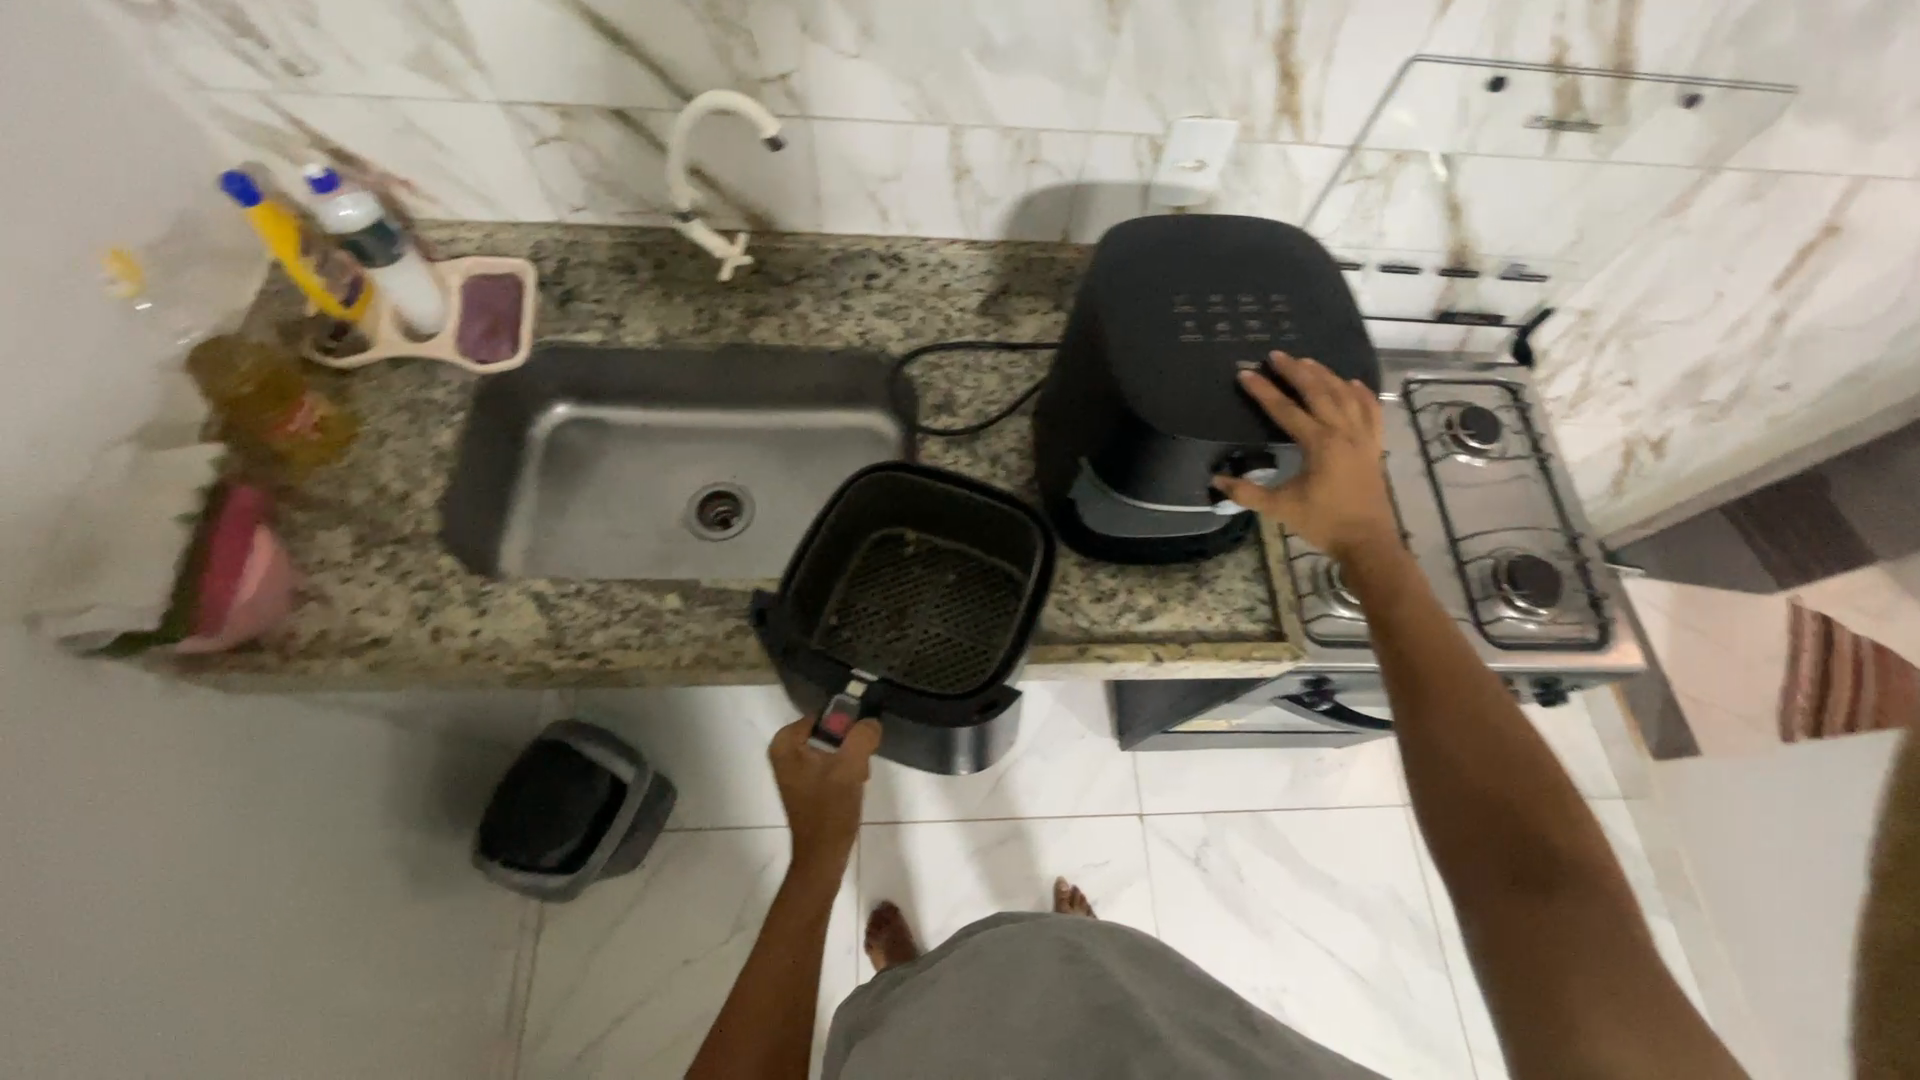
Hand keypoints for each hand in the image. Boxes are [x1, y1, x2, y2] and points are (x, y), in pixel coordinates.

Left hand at [768, 715, 881, 874]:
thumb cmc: (830, 811)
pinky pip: (831, 763)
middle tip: (859, 765)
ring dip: (850, 760)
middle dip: (849, 746)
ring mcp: (795, 769)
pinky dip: (844, 771)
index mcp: (785, 743)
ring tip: (857, 779)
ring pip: (834, 748)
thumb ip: (861, 737)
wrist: (823, 855)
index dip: (847, 727)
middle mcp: (784, 752)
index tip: (861, 745)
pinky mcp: (806, 783)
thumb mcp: (849, 768)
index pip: (825, 716)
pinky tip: (852, 787)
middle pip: (830, 732)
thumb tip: (871, 721)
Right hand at [1212, 351, 1398, 560]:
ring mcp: (1363, 436)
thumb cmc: (1323, 523)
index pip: (1285, 409)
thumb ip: (1247, 492)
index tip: (1245, 373)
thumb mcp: (1280, 508)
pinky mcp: (1374, 445)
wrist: (1368, 541)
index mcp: (1320, 444)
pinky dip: (1361, 393)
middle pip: (1318, 391)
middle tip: (1277, 355)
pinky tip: (1351, 383)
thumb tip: (1216, 480)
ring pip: (1345, 395)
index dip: (1263, 390)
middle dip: (1296, 371)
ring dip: (1325, 375)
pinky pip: (1370, 410)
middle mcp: (1343, 432)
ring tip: (1306, 361)